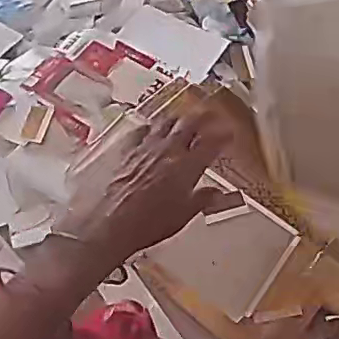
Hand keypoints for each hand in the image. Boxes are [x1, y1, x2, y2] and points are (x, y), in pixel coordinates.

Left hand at [59, 106, 232, 269]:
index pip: (211, 143)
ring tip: (184, 116)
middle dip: (203, 116)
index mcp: (187, 166)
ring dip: (178, 117)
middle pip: (189, 124)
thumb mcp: (183, 215)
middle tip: (211, 114)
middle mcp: (167, 151)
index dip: (223, 135)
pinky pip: (141, 131)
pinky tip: (150, 129)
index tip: (229, 132)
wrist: (109, 224)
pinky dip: (151, 127)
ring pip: (165, 122)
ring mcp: (144, 148)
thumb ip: (202, 199)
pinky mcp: (125, 151)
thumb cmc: (148, 224)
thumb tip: (219, 195)